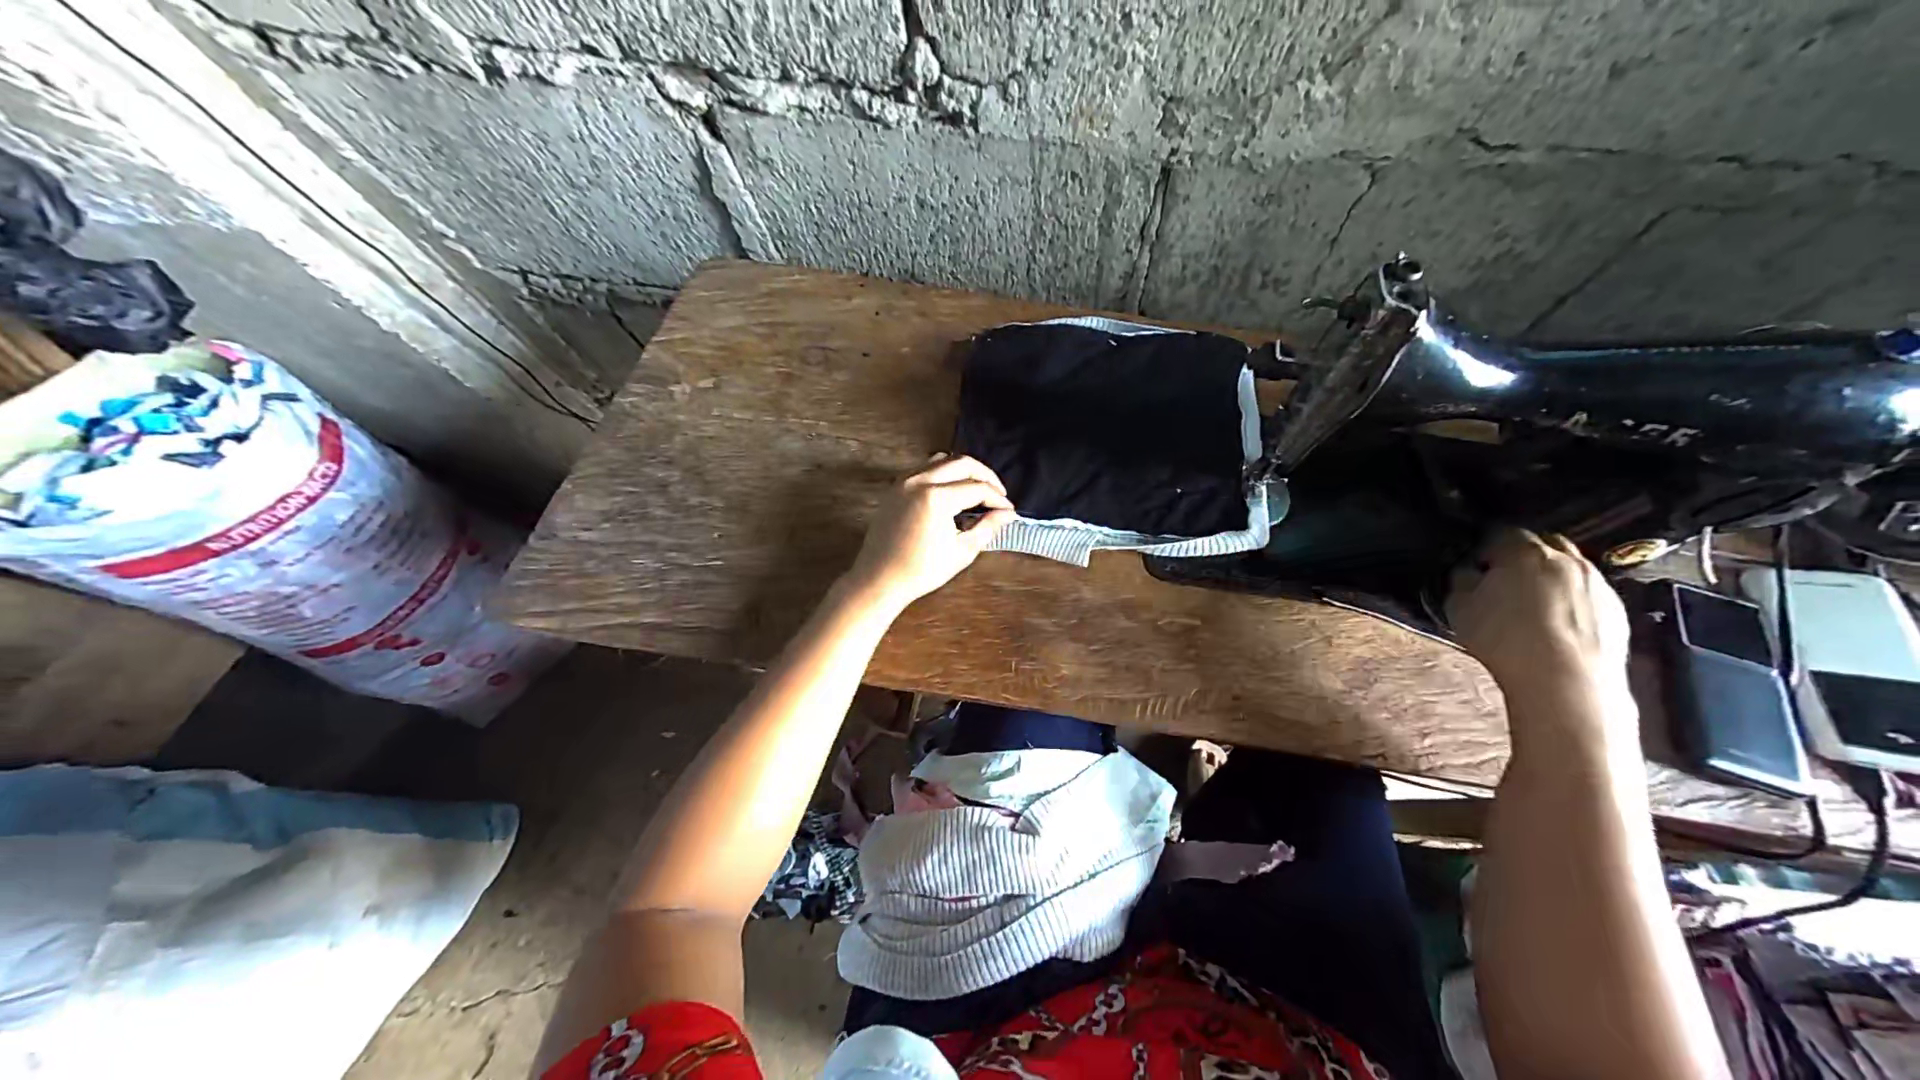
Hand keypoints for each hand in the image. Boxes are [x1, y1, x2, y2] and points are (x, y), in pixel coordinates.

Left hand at [841, 455, 1015, 610]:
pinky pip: (924, 468)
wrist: (879, 579)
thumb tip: (1007, 513)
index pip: (976, 488)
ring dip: (963, 470)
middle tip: (998, 494)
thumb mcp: (962, 551)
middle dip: (985, 476)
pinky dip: (943, 473)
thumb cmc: (921, 571)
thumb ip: (987, 527)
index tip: (1009, 511)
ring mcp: (903, 481)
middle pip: (962, 463)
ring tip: (977, 490)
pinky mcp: (895, 487)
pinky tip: (952, 491)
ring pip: (942, 460)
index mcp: (936, 497)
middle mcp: (918, 481)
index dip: (997, 499)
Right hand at [1447, 530, 1634, 742]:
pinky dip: (1572, 600)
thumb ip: (1460, 580)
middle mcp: (1567, 560)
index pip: (1501, 533)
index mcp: (1524, 553)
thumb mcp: (1459, 607)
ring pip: (1570, 567)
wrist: (1566, 680)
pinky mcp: (1617, 610)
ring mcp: (1597, 584)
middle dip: (1523, 555)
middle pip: (1543, 543)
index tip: (1476, 566)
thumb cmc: (1505, 640)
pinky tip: (1556, 625)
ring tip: (1531, 605)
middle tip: (1504, 579)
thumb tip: (1467, 572)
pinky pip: (1589, 593)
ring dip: (1550, 577)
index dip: (1484, 547)